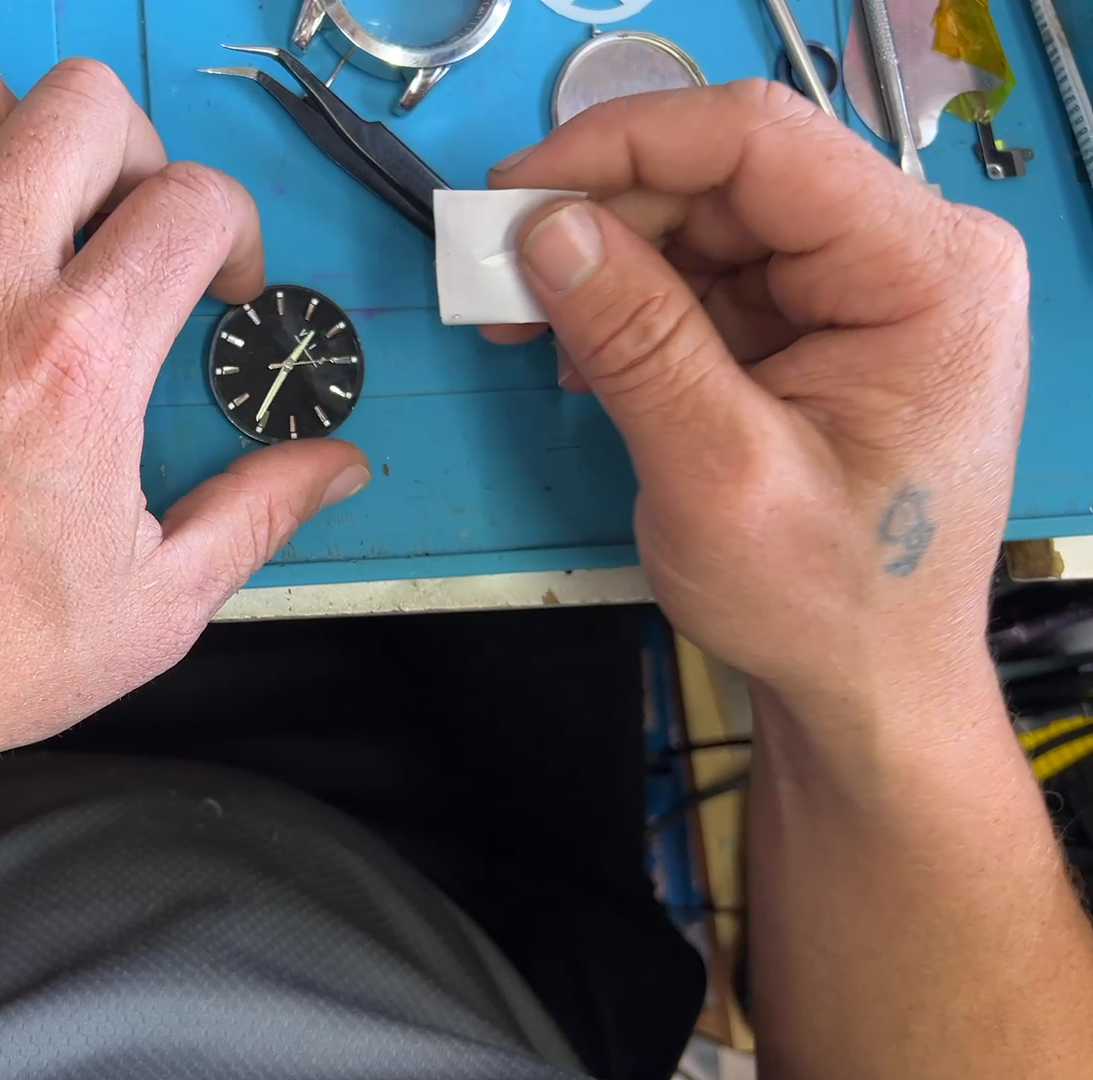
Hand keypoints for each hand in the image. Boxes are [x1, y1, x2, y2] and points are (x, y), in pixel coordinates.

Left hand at [0, 61, 368, 926]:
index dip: (233, 233)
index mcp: (77, 364)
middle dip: (141, 161)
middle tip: (138, 242)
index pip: (191, 202)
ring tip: (43, 238)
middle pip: (83, 106)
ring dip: (30, 151)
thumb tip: (335, 466)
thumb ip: (259, 513)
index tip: (218, 289)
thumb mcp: (155, 605)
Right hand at [484, 81, 1026, 708]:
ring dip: (589, 266)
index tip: (507, 195)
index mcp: (916, 270)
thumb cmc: (811, 591)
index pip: (758, 144)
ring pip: (689, 230)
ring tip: (515, 321)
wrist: (854, 672)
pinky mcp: (787, 332)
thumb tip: (544, 234)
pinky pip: (683, 286)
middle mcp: (888, 258)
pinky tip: (572, 355)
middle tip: (490, 274)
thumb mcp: (712, 470)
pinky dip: (610, 309)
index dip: (620, 147)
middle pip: (715, 182)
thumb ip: (635, 343)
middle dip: (590, 218)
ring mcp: (836, 294)